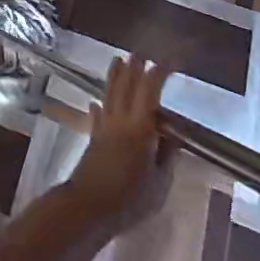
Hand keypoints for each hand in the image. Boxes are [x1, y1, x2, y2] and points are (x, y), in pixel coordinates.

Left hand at [68, 55, 174, 230]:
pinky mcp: (93, 139)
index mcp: (139, 127)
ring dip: (115, 76)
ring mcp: (103, 128)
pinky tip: (96, 103)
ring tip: (117, 60)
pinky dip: (99, 106)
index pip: (150, 89)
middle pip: (126, 85)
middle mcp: (119, 120)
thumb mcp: (159, 182)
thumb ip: (166, 156)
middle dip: (135, 67)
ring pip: (109, 94)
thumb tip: (172, 136)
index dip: (160, 72)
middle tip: (142, 53)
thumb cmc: (128, 198)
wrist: (87, 207)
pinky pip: (97, 115)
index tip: (172, 62)